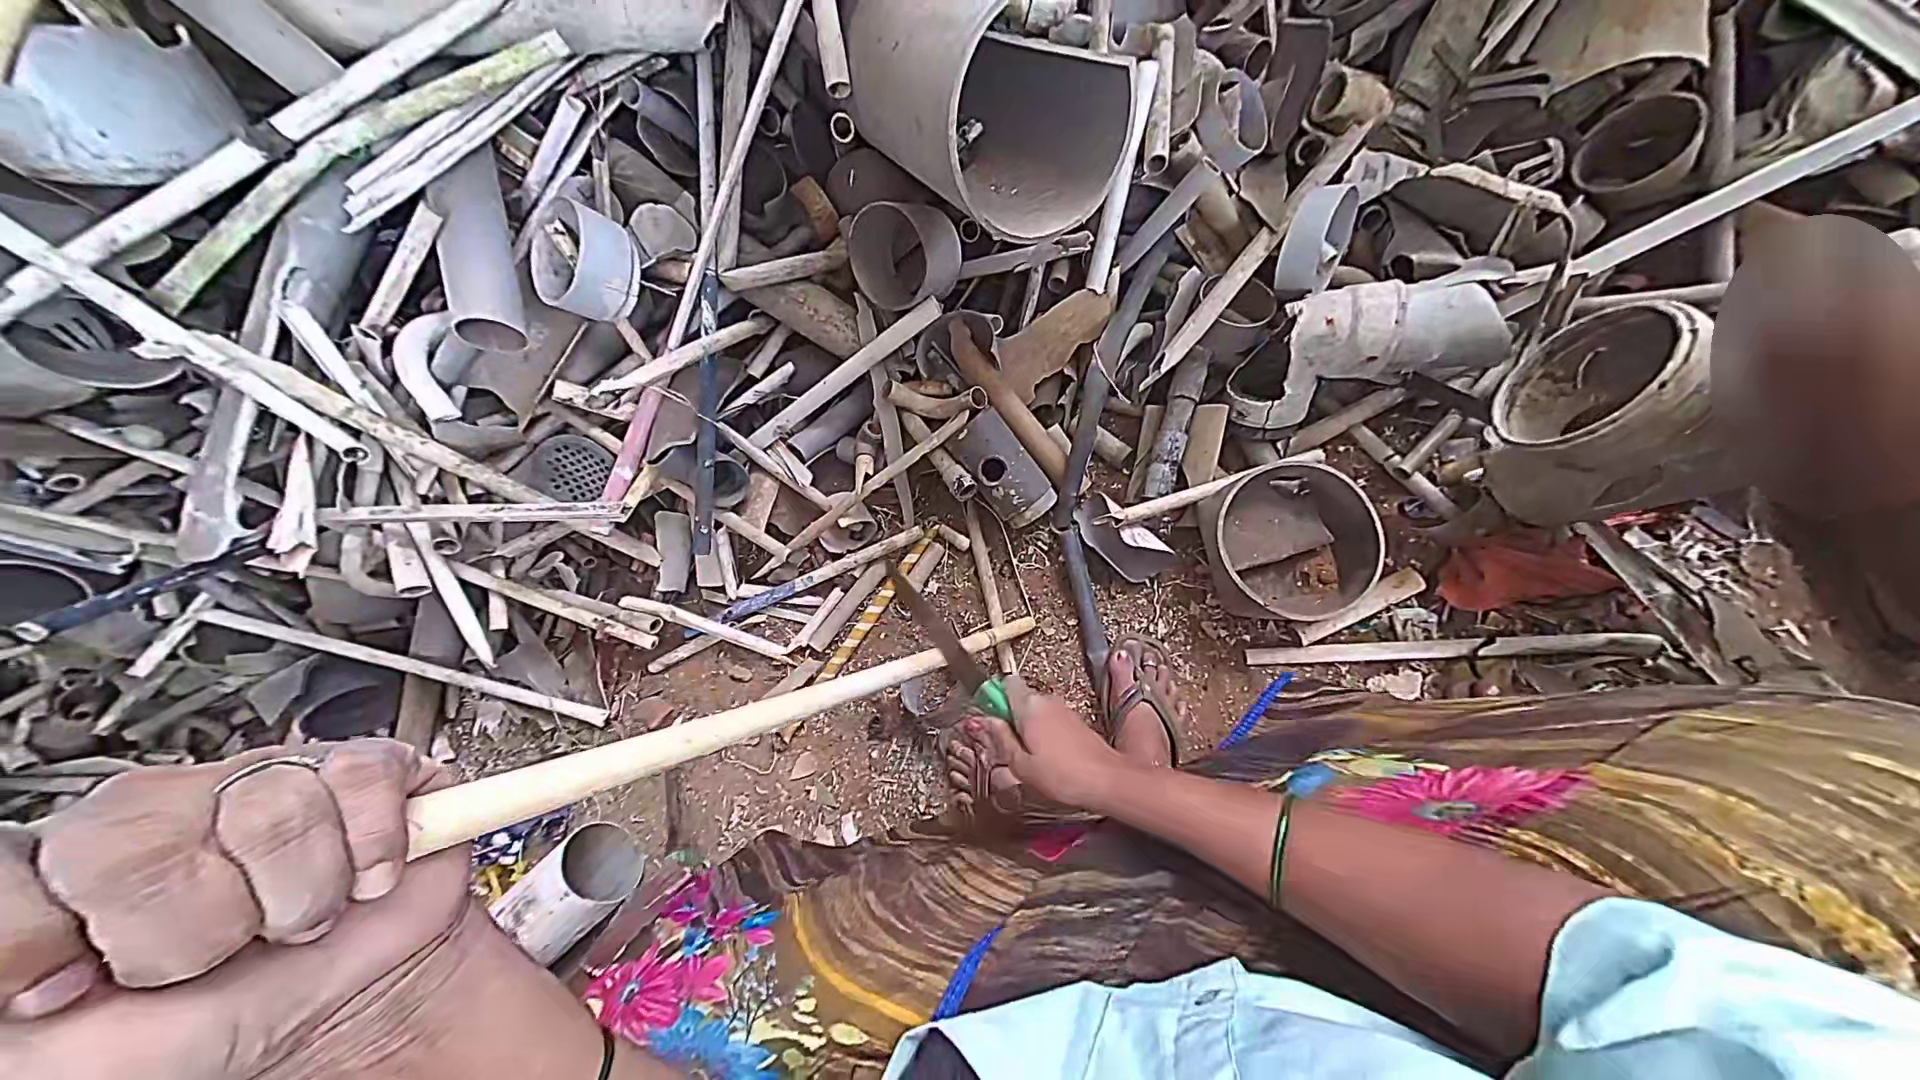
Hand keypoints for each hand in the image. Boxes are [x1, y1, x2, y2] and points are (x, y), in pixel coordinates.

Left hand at [0, 741, 487, 1079]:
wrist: (360, 992)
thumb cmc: (222, 1022)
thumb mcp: (60, 1057)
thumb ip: (9, 1010)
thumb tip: (8, 993)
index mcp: (66, 876)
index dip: (32, 939)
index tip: (69, 991)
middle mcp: (164, 810)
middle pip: (139, 844)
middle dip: (199, 926)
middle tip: (226, 947)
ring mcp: (274, 775)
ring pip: (274, 810)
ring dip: (308, 893)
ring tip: (310, 912)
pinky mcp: (370, 765)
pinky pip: (364, 778)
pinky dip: (376, 844)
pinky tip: (366, 874)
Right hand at [963, 676, 1129, 809]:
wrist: (1107, 781)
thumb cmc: (1062, 775)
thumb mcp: (1020, 763)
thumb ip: (1000, 738)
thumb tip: (985, 721)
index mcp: (1029, 705)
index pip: (1005, 684)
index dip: (995, 699)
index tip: (992, 720)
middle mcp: (1047, 699)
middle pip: (1020, 698)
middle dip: (1011, 718)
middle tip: (1009, 747)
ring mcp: (1063, 709)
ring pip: (1035, 710)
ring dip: (1029, 728)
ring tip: (1030, 758)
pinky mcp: (1076, 721)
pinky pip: (1050, 720)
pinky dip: (1045, 734)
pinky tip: (1049, 759)